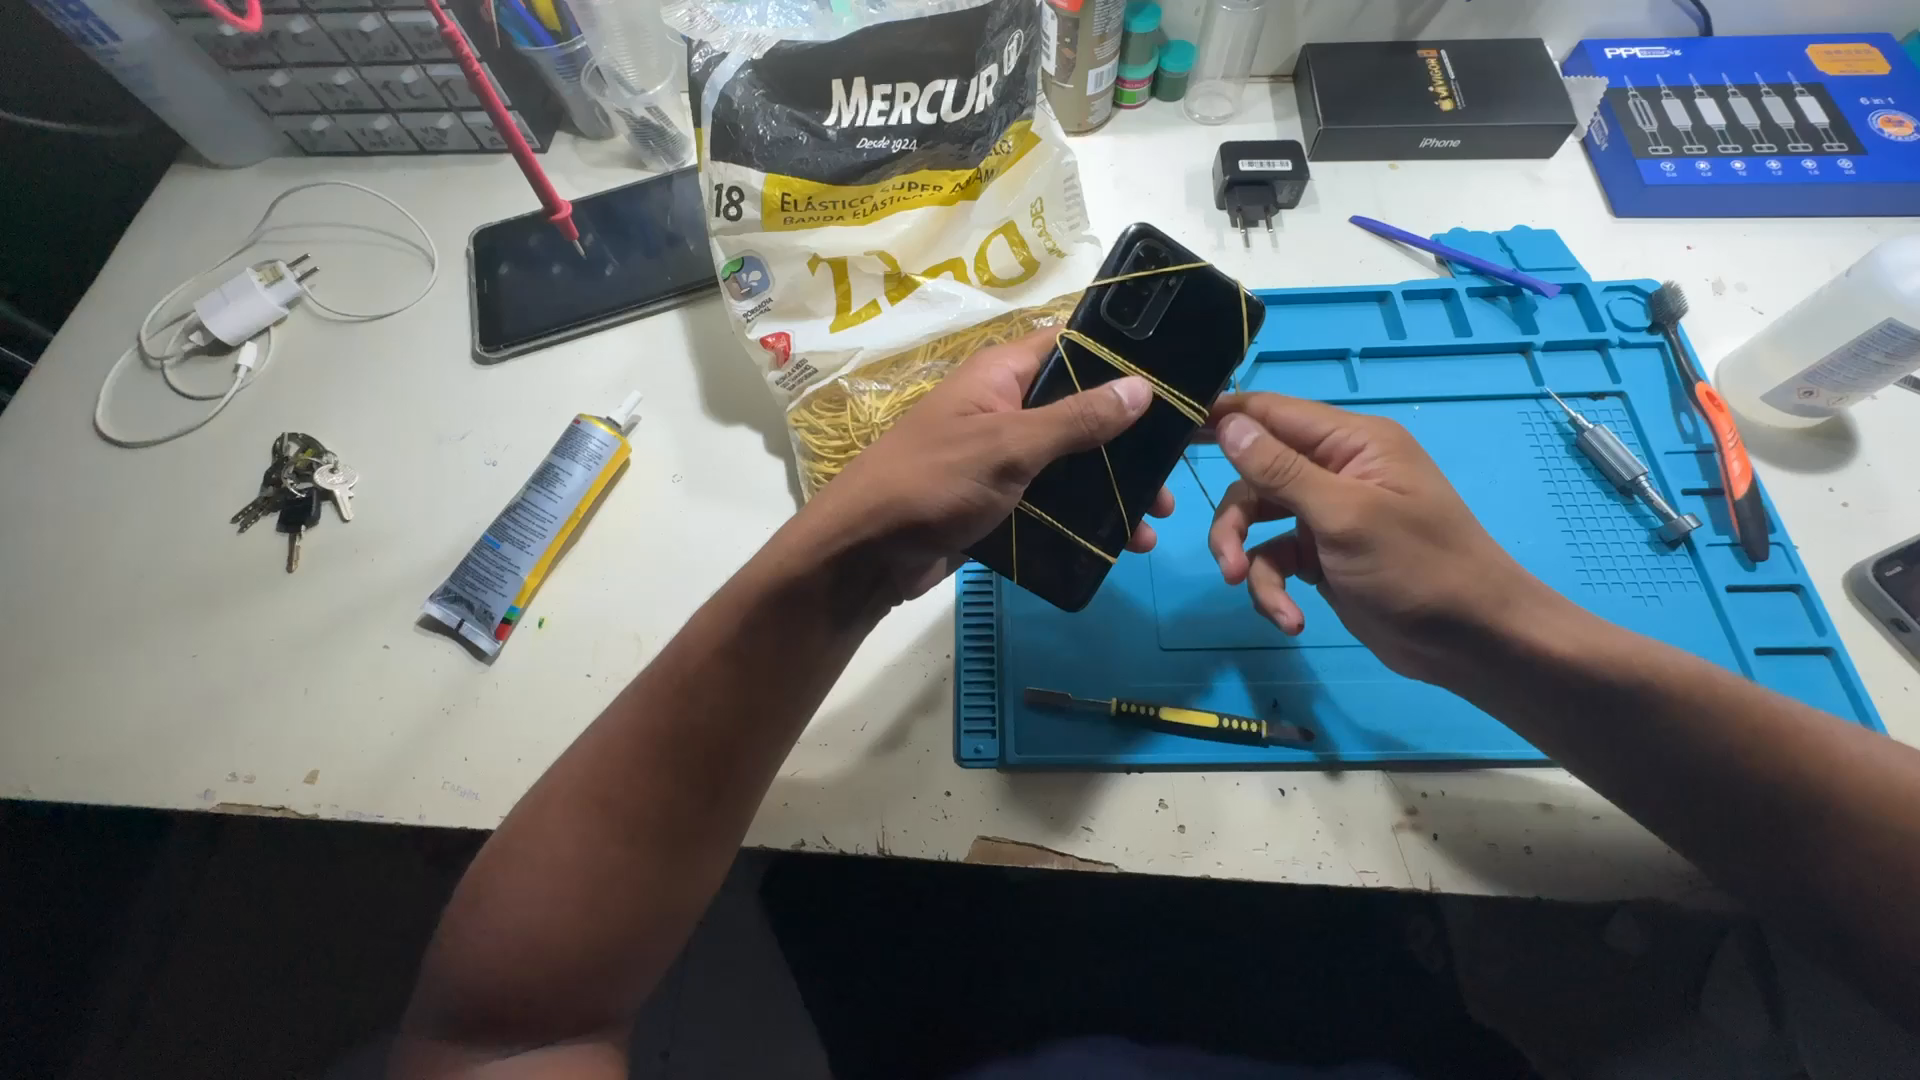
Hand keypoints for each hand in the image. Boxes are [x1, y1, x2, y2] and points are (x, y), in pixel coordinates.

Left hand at [799, 329, 1172, 603]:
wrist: (868, 553)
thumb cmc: (933, 482)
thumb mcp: (1008, 445)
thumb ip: (1074, 419)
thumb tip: (1140, 387)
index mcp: (1001, 376)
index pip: (1072, 349)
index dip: (1122, 361)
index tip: (1176, 385)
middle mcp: (1004, 410)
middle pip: (1080, 413)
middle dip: (1127, 443)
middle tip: (1172, 472)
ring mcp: (1000, 460)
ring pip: (1069, 466)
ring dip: (1111, 490)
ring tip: (1153, 521)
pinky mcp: (998, 504)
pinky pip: (1051, 505)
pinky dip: (1082, 521)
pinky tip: (1119, 543)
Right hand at [1206, 393, 1568, 686]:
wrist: (1471, 643)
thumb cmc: (1419, 567)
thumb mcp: (1344, 516)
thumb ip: (1280, 470)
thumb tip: (1227, 425)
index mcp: (1350, 442)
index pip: (1270, 413)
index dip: (1222, 419)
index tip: (1170, 434)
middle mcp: (1333, 470)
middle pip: (1252, 477)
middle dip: (1233, 522)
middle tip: (1225, 561)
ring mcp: (1325, 514)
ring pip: (1255, 522)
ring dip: (1248, 563)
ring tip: (1259, 597)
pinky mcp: (1319, 555)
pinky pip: (1274, 559)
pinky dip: (1272, 590)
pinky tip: (1289, 619)